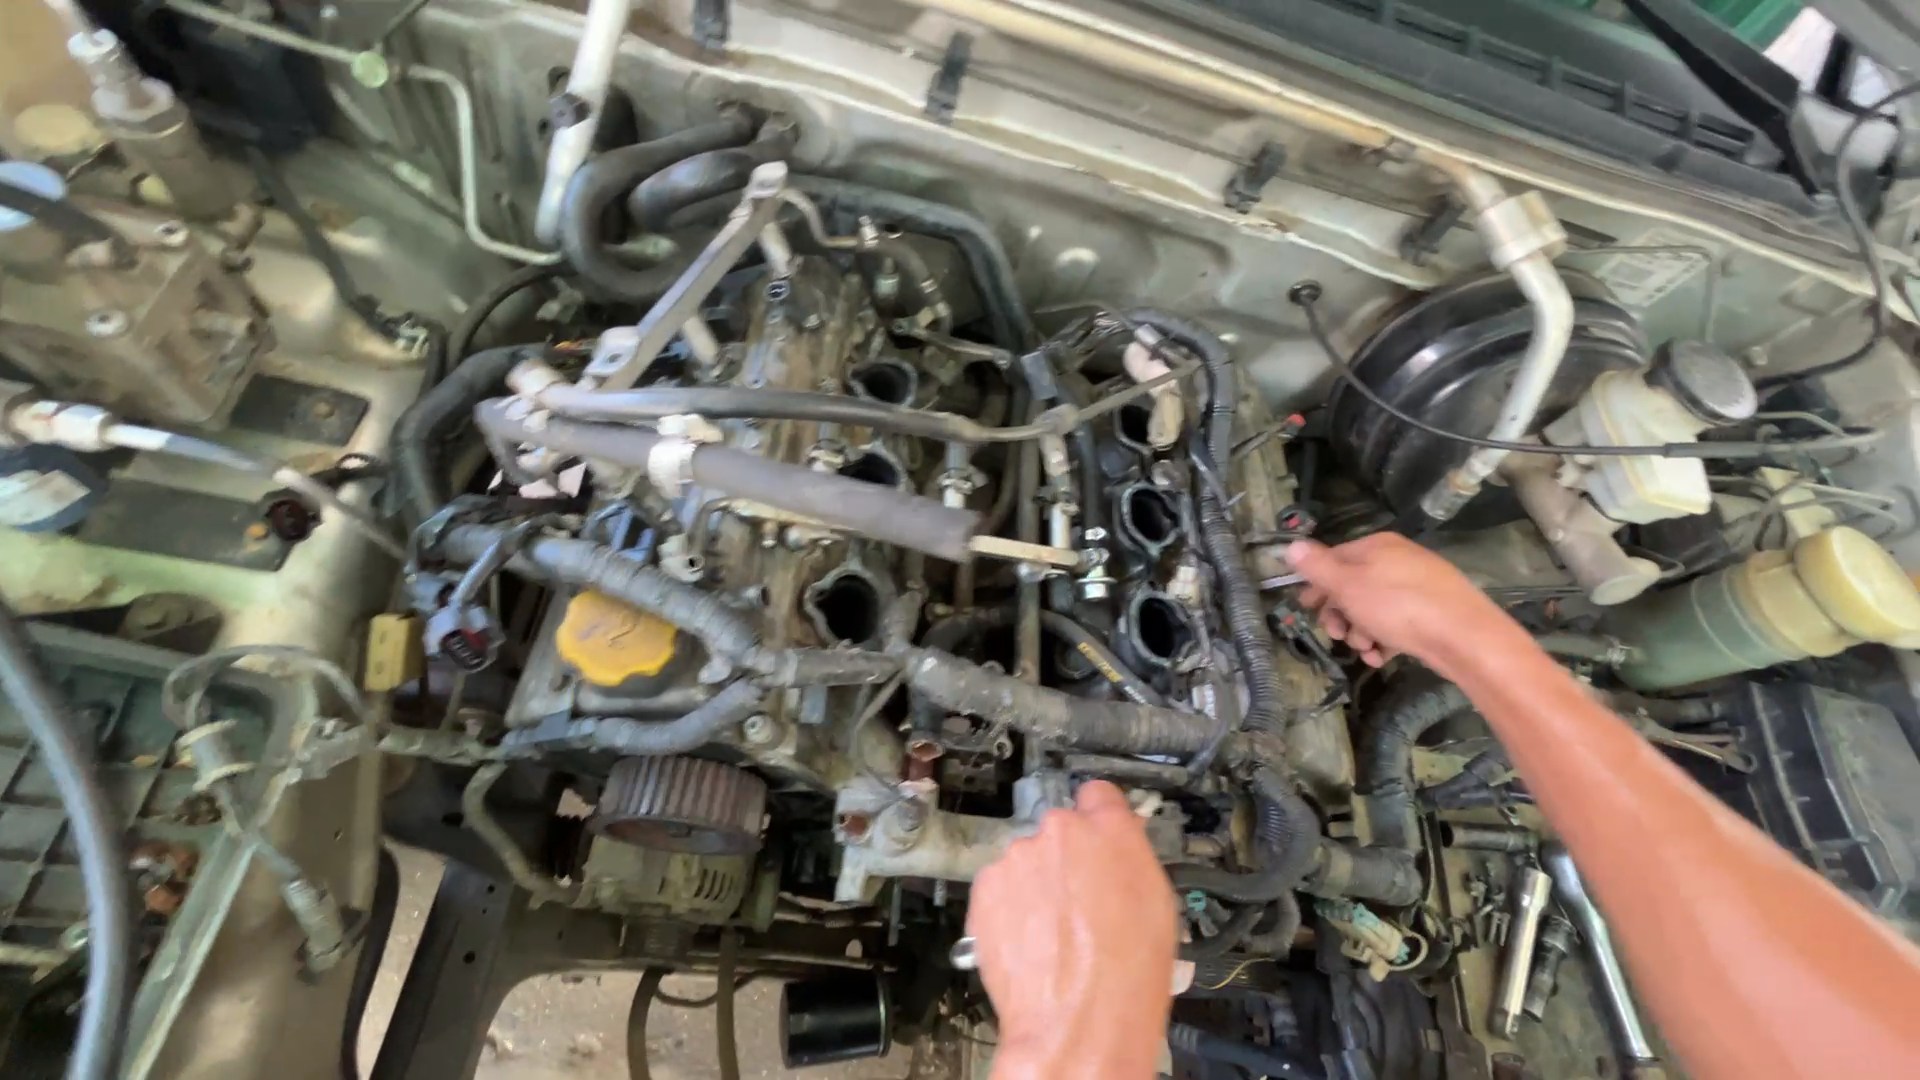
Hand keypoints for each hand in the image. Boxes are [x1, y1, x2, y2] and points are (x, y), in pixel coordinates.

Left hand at [966, 780, 1175, 1079]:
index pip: (1099, 794)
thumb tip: (1118, 845)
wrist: (1078, 1022)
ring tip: (1054, 931)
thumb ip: (1130, 857)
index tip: (1098, 829)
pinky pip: (1000, 886)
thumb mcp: (1157, 902)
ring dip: (1036, 883)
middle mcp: (1059, 831)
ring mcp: (1018, 857)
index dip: (1099, 814)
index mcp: (1108, 829)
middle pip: (1060, 833)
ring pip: (1028, 860)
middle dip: (1067, 859)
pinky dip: (1009, 906)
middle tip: (1080, 901)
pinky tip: (1030, 939)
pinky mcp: (986, 886)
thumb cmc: (1127, 973)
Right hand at [1286, 534, 1519, 672]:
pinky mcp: (1434, 611)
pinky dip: (1384, 638)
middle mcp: (1399, 560)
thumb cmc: (1398, 607)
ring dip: (1360, 631)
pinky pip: (1398, 621)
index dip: (1315, 584)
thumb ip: (1316, 566)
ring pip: (1373, 607)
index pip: (1333, 558)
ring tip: (1365, 649)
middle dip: (1339, 613)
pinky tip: (1382, 655)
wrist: (1466, 638)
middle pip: (1352, 585)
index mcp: (1377, 546)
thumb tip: (1290, 545)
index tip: (1305, 608)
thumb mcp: (1347, 585)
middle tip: (1336, 634)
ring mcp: (1419, 585)